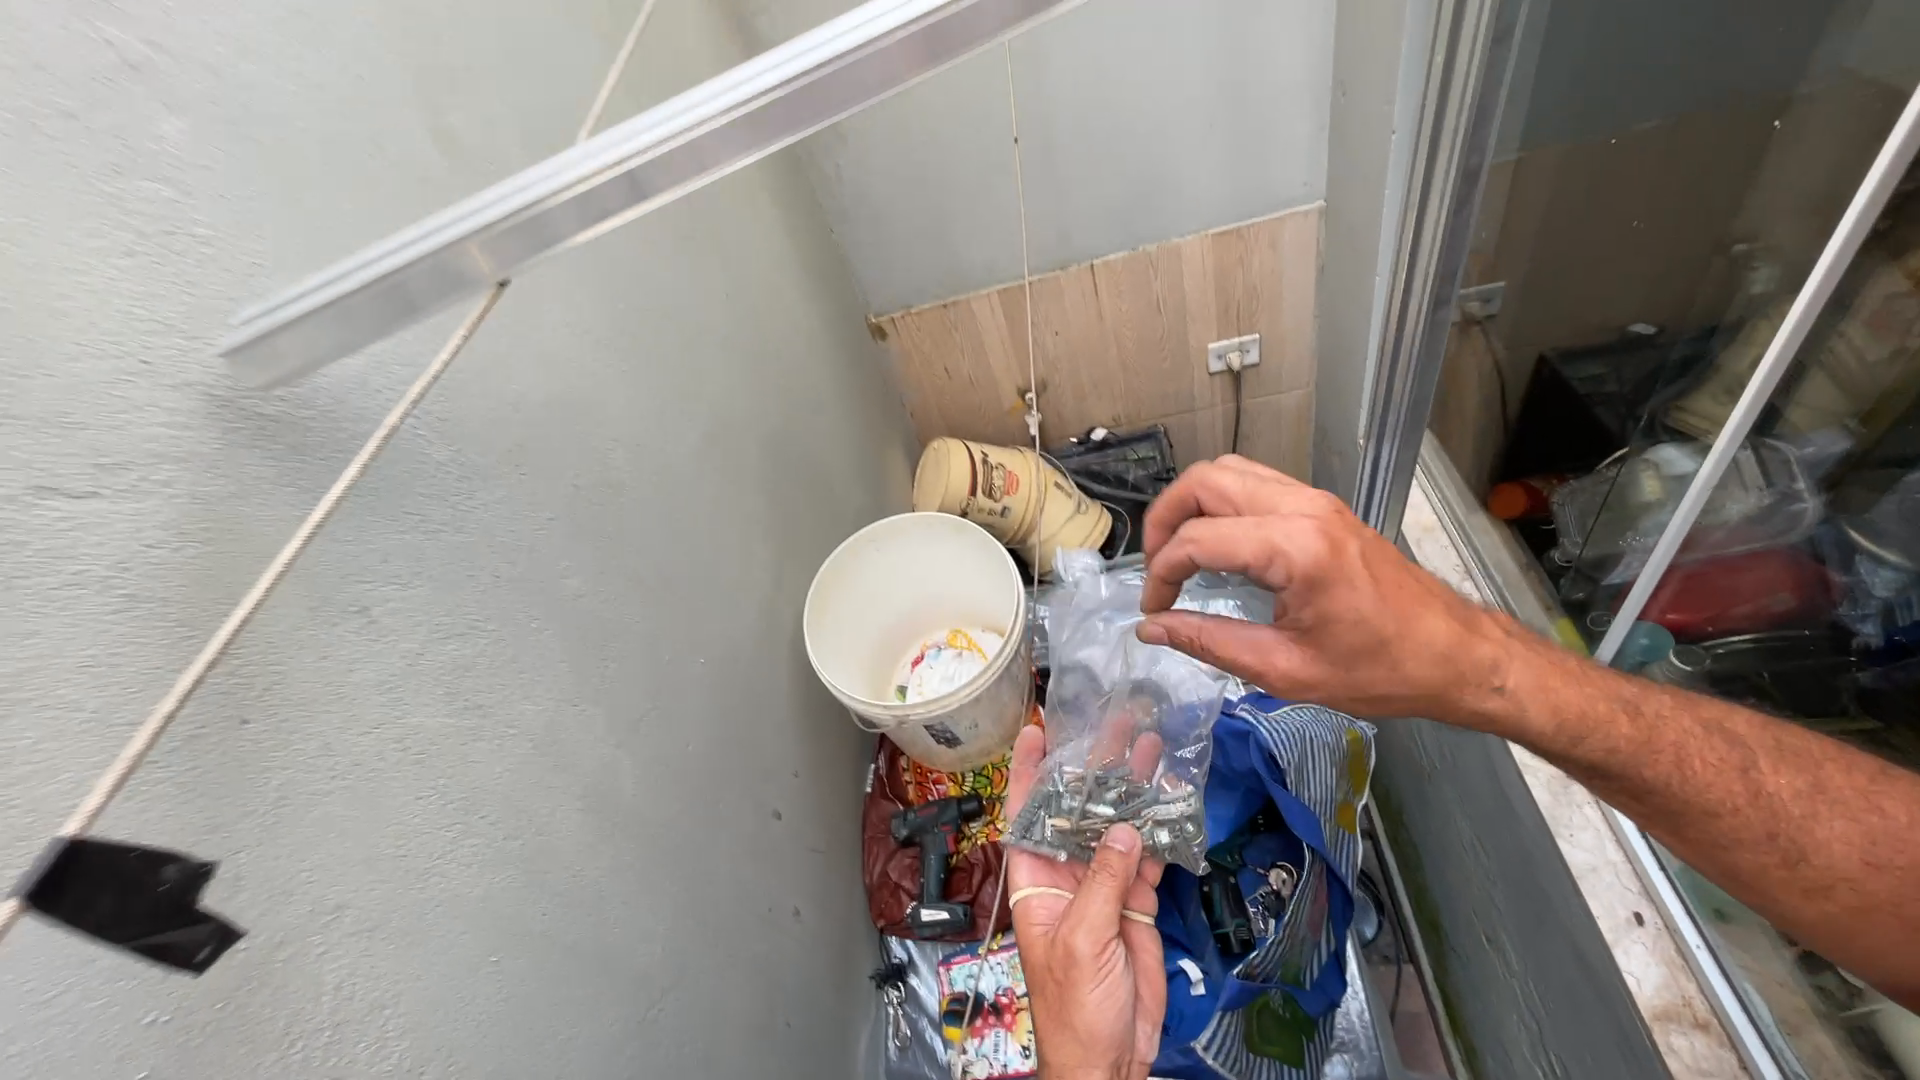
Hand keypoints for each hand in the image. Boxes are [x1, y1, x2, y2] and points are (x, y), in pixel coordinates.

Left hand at [1004, 726, 1166, 1079]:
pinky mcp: (1133, 900)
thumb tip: (1121, 829)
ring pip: (1116, 824)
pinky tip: (1173, 800)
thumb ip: (1102, 883)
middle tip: (1117, 724)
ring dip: (1133, 789)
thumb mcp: (1082, 940)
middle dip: (1096, 766)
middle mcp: (1065, 870)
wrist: (1109, 1056)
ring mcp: (1101, 882)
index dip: (1029, 770)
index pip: (1027, 811)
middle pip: (1079, 807)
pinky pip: (1146, 855)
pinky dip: (1161, 830)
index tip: (1036, 730)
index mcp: (1036, 875)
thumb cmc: (1074, 1006)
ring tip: (1151, 747)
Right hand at [1135, 455, 1517, 722]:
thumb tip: (1151, 627)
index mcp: (1296, 548)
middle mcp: (1303, 507)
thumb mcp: (1285, 669)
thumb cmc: (1380, 671)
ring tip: (1177, 554)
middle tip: (1155, 571)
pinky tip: (1215, 546)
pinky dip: (1218, 504)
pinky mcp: (1322, 506)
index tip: (1154, 611)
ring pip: (1227, 471)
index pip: (1198, 539)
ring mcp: (1315, 500)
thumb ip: (1208, 642)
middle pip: (1204, 481)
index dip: (1161, 574)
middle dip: (1164, 521)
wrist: (1457, 655)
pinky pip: (1252, 482)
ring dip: (1189, 506)